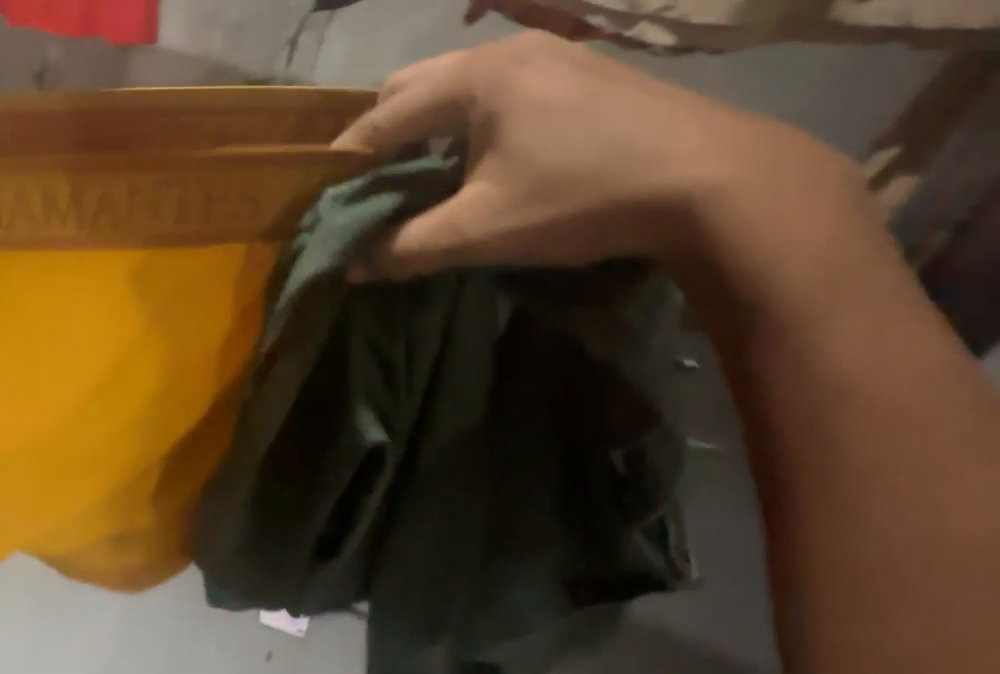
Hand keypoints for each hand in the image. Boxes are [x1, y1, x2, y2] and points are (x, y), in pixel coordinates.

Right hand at [333, 33, 864, 276]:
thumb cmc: (582, 199)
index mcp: (477, 79)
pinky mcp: (580, 72)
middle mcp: (508, 51)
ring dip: (424, 129)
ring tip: (417, 179)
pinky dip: (464, 124)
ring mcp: (551, 54)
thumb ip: (405, 248)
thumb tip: (351, 264)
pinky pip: (495, 90)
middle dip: (381, 134)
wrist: (713, 181)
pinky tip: (474, 163)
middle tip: (368, 187)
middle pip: (414, 85)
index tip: (319, 196)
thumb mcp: (480, 232)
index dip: (345, 159)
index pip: (383, 115)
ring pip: (456, 85)